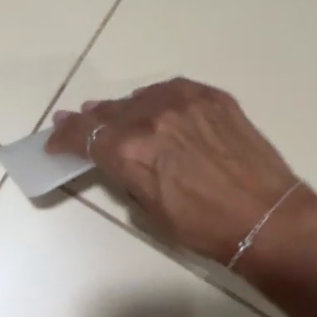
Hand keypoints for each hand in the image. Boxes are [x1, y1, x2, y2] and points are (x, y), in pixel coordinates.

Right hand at [47, 78, 302, 261]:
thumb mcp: (148, 208)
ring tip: (114, 116)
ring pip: (140, 98)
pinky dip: (156, 99)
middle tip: (76, 123)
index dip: (64, 138)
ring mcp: (186, 103)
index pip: (85, 135)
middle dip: (88, 121)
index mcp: (131, 151)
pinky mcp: (213, 99)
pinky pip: (173, 90)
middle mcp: (153, 118)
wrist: (263, 217)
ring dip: (123, 109)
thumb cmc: (201, 226)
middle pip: (109, 112)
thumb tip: (115, 159)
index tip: (54, 142)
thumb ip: (125, 175)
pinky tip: (154, 107)